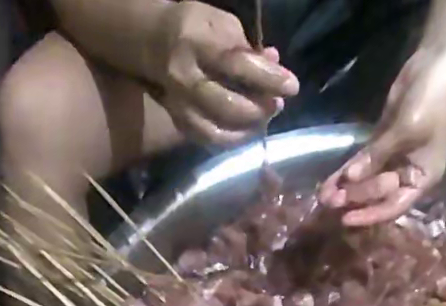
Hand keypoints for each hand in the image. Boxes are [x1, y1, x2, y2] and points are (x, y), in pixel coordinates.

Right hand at [145, 1, 297, 144]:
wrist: (153, 44)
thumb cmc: (195, 29)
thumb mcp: (222, 25)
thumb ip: (247, 48)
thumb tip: (274, 67)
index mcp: (197, 43)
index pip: (236, 64)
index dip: (266, 78)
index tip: (292, 87)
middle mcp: (184, 78)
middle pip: (225, 105)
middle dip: (257, 110)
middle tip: (276, 106)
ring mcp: (177, 105)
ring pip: (214, 130)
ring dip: (244, 131)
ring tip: (262, 121)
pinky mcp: (177, 121)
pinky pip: (205, 139)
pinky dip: (229, 139)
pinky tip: (244, 132)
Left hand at [318, 47, 445, 225]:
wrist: (439, 58)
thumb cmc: (434, 98)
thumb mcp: (406, 130)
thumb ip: (376, 157)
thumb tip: (348, 179)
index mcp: (423, 178)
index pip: (394, 206)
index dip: (369, 215)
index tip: (346, 219)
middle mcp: (408, 174)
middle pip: (376, 197)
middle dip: (353, 199)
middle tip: (328, 201)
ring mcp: (394, 159)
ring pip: (365, 181)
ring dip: (344, 188)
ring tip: (322, 195)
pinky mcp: (381, 144)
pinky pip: (361, 165)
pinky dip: (346, 173)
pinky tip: (328, 182)